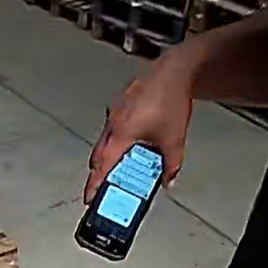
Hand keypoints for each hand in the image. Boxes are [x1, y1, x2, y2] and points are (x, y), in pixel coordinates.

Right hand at [85, 57, 195, 202]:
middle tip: (103, 184)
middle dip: (99, 171)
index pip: (103, 166)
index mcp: (122, 134)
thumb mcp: (174, 140)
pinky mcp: (122, 101)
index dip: (95, 185)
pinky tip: (129, 138)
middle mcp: (114, 122)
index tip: (90, 198)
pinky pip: (113, 124)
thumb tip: (168, 180)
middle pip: (98, 155)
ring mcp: (116, 110)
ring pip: (104, 139)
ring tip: (119, 162)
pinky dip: (116, 137)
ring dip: (108, 153)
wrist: (177, 68)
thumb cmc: (171, 99)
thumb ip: (171, 164)